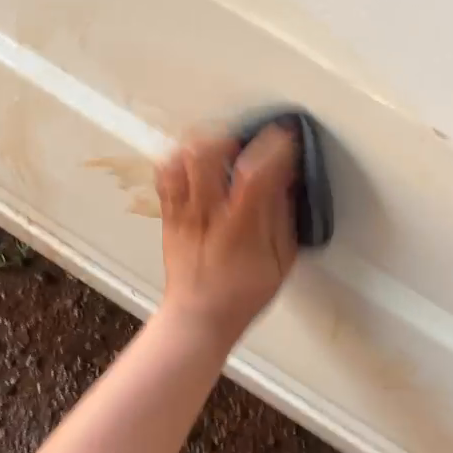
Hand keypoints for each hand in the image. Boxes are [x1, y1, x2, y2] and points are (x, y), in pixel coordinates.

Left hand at [155, 125, 298, 343]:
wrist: (198, 317)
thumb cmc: (242, 293)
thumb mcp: (280, 261)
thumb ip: (283, 217)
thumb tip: (287, 179)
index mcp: (240, 227)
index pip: (254, 172)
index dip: (272, 147)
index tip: (286, 135)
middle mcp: (206, 214)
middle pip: (205, 154)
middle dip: (230, 136)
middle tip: (247, 141)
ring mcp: (182, 212)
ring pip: (180, 159)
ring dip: (202, 144)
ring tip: (221, 148)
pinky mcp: (168, 214)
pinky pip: (165, 174)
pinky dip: (180, 158)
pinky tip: (196, 162)